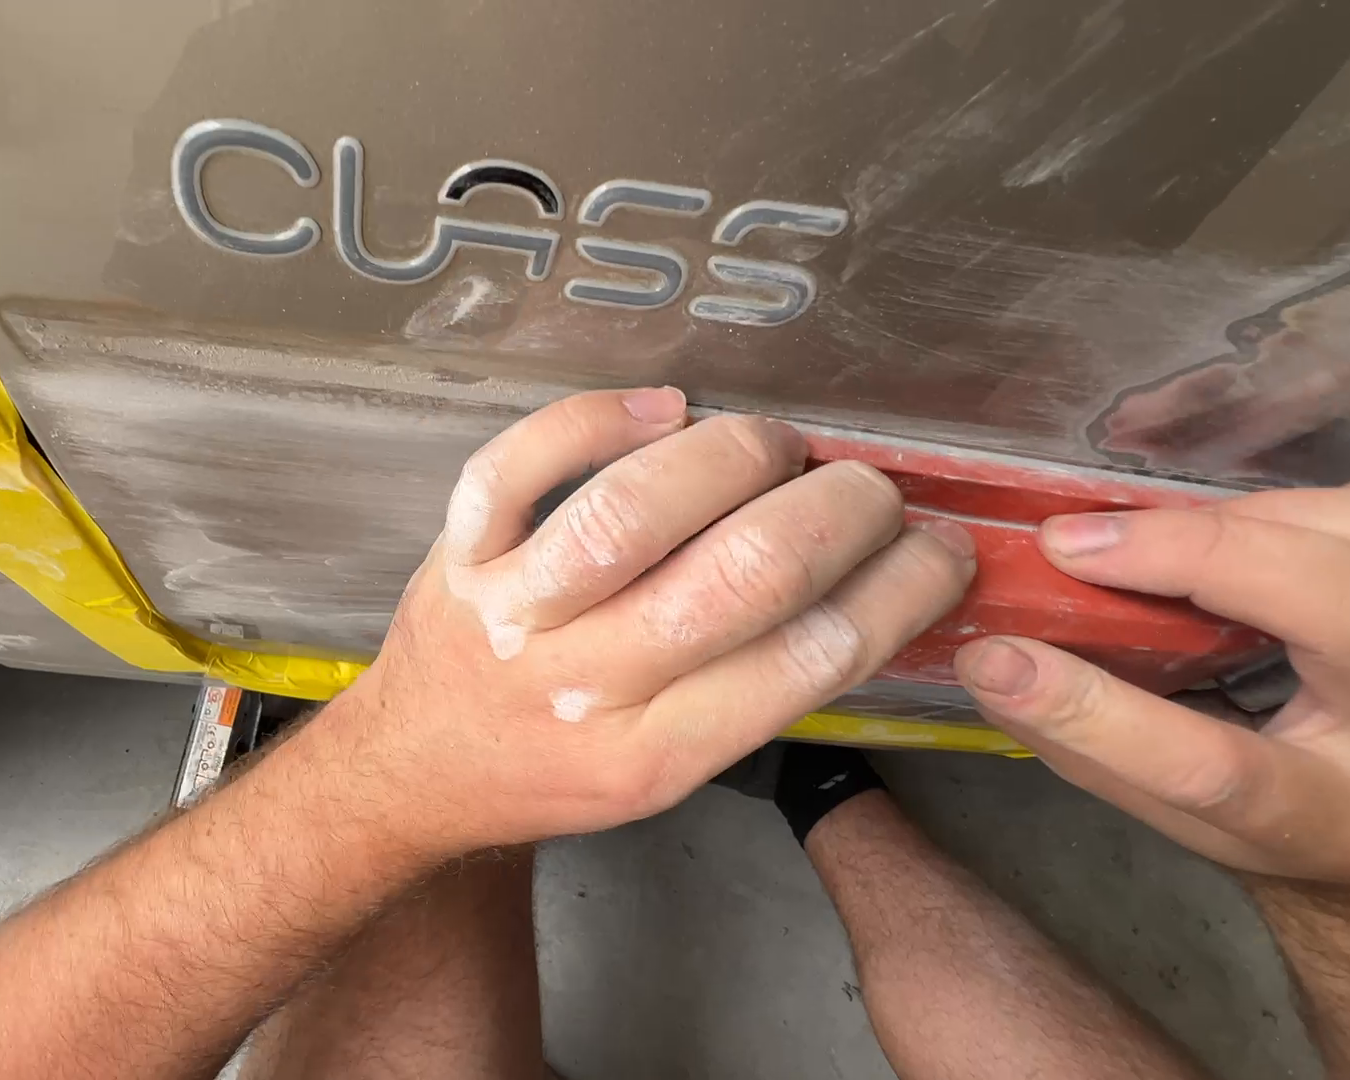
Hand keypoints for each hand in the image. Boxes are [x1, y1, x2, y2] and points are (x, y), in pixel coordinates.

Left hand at [326, 387, 976, 855]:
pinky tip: (659, 408)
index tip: (932, 545)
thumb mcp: (658, 773)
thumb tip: (858, 584)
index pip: (807, 658)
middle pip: (737, 575)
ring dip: (729, 458)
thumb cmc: (546, 770)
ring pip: (632, 513)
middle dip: (834, 512)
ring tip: (772, 445)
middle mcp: (584, 685)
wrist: (418, 767)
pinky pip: (514, 469)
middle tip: (863, 487)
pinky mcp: (458, 557)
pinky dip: (591, 420)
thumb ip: (748, 691)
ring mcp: (510, 612)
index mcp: (656, 754)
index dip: (895, 588)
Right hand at [954, 469, 1349, 885]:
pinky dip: (1298, 500)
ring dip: (1234, 521)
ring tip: (1152, 542)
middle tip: (1071, 543)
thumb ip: (1086, 739)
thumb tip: (987, 660)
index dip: (1101, 715)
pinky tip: (1246, 534)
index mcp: (1326, 815)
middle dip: (1204, 555)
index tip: (996, 657)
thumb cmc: (1289, 798)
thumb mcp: (1183, 805)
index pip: (1219, 773)